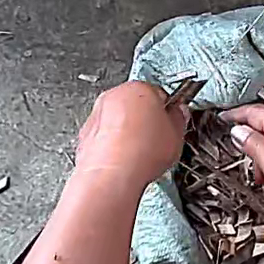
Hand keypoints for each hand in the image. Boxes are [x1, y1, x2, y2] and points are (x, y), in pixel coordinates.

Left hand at [73, 81, 188, 189]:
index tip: (172, 120)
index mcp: (139, 88)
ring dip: (129, 130)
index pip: (159, 92)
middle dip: (147, 117)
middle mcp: (114, 96)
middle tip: (160, 136)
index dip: (168, 109)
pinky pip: (106, 134)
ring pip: (119, 118)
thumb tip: (178, 114)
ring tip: (143, 150)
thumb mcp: (177, 134)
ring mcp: (97, 114)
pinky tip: (128, 157)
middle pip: (136, 103)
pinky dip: (114, 143)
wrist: (113, 174)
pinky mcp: (85, 134)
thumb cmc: (142, 151)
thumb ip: (178, 118)